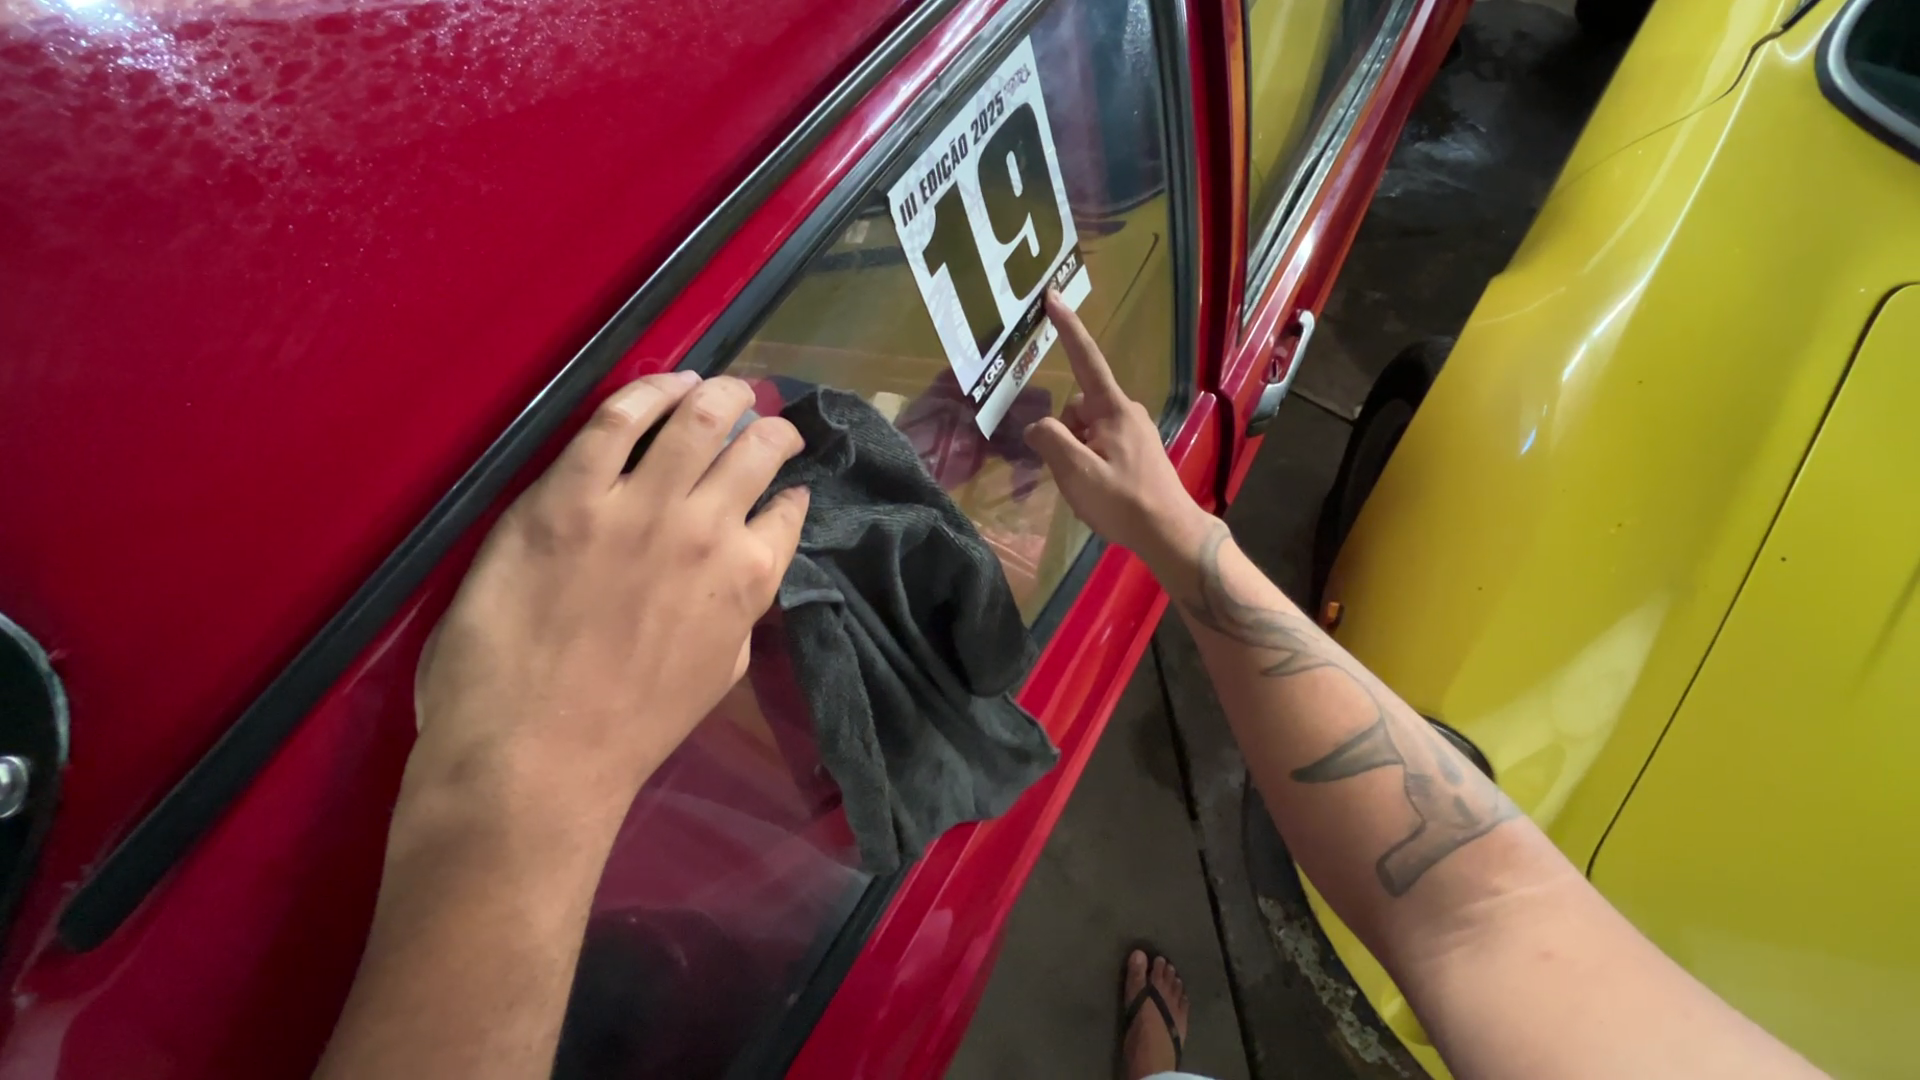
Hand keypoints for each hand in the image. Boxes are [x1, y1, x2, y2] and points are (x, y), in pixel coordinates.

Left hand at [405, 372, 808, 830]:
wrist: (537, 755)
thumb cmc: (634, 726)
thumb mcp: (721, 669)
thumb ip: (743, 607)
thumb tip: (747, 563)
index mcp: (749, 577)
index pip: (789, 509)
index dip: (791, 490)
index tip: (785, 484)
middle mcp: (708, 529)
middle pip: (755, 449)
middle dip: (770, 427)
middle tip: (766, 419)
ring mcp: (639, 507)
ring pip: (699, 419)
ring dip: (723, 395)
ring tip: (727, 388)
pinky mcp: (569, 495)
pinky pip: (618, 420)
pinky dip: (651, 391)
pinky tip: (667, 383)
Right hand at [1023, 291, 1213, 574]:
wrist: (1169, 532)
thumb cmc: (1123, 500)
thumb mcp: (1076, 472)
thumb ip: (1050, 441)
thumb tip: (1037, 428)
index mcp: (1113, 409)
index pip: (1085, 359)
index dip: (1067, 328)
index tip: (1052, 297)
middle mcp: (1126, 412)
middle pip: (1076, 409)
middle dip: (1063, 435)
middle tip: (1071, 474)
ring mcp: (1134, 432)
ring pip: (1085, 431)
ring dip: (1075, 454)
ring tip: (1087, 488)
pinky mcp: (1138, 451)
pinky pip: (1099, 446)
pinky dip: (1089, 464)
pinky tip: (1098, 491)